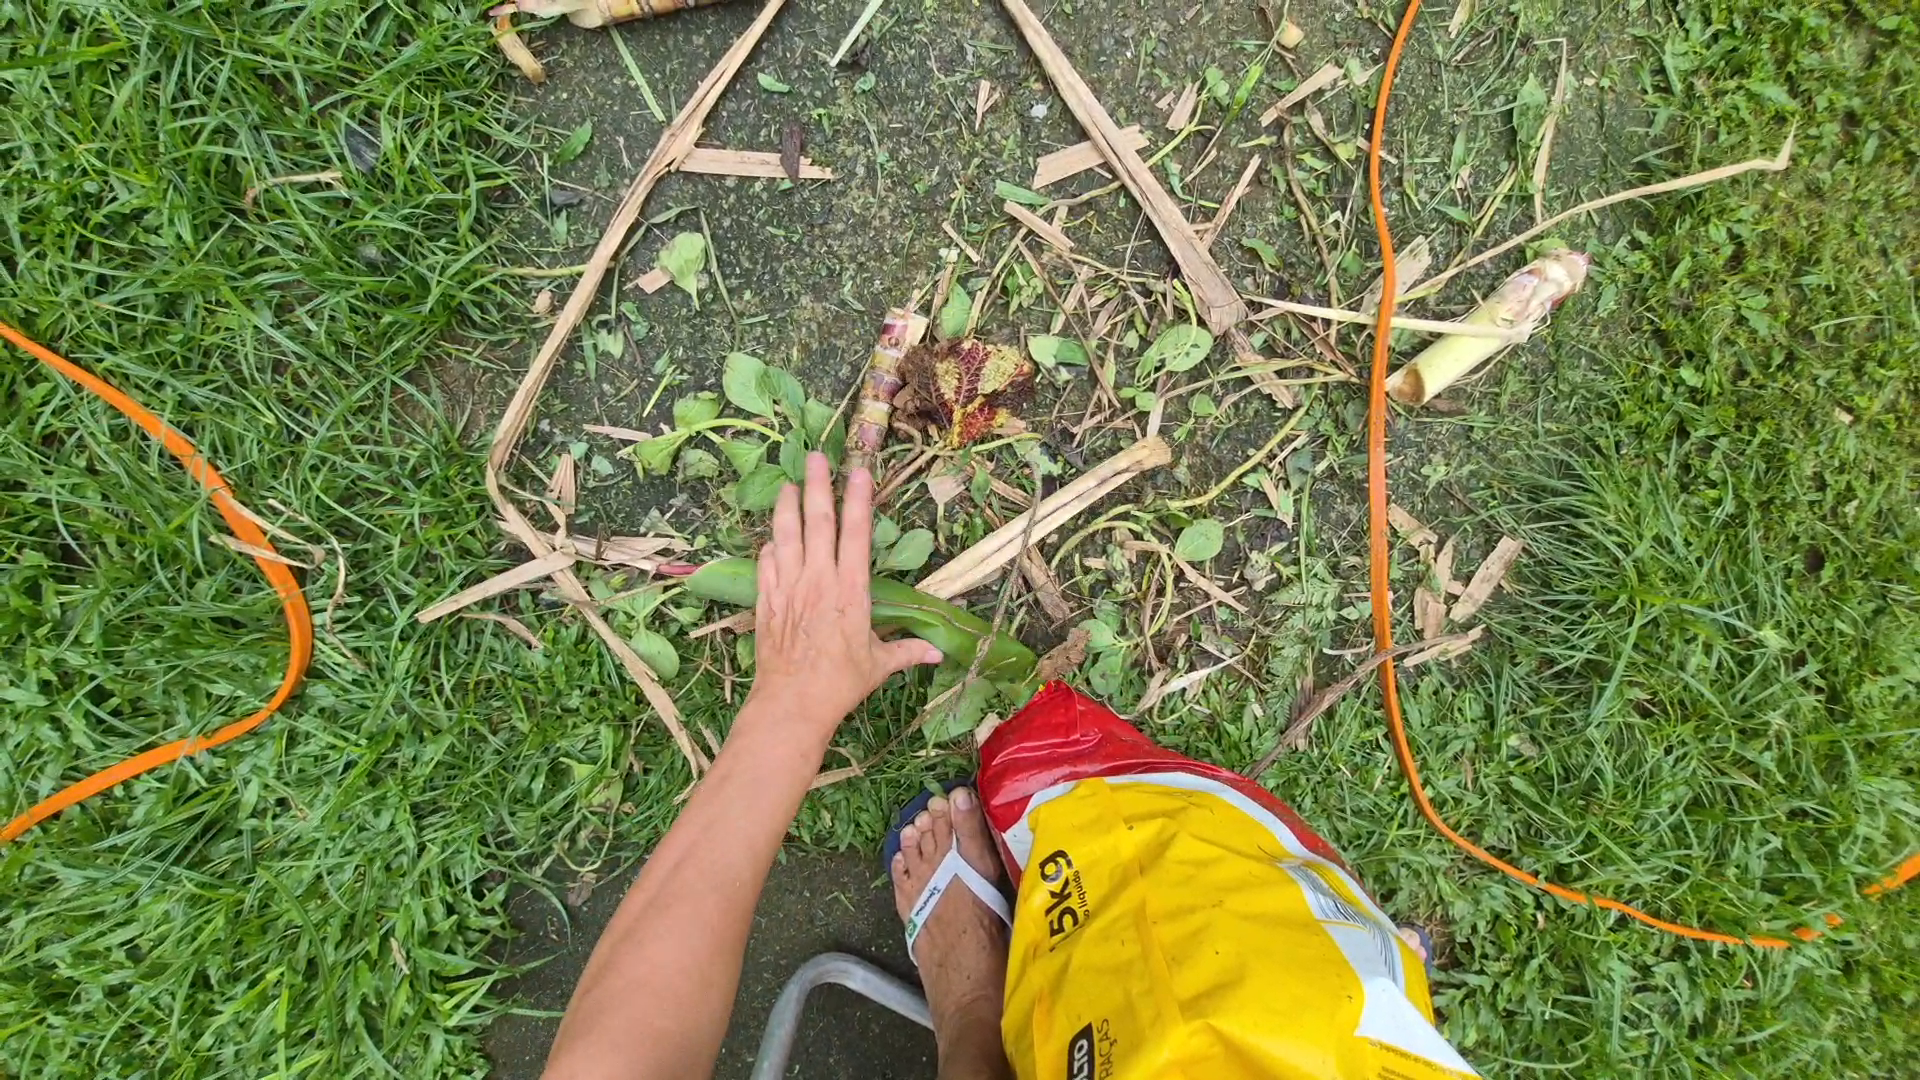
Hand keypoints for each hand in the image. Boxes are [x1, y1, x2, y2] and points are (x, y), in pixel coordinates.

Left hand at [745, 453, 942, 732]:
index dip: (858, 499)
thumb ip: (907, 651)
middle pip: (817, 523)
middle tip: (815, 457)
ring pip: (786, 536)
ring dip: (787, 507)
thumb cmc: (841, 683)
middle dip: (817, 486)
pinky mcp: (767, 601)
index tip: (858, 470)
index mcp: (850, 590)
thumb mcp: (879, 665)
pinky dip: (770, 547)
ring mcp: (788, 587)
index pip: (856, 533)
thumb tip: (938, 652)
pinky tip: (771, 537)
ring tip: (789, 483)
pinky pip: (766, 564)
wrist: (792, 703)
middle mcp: (818, 580)